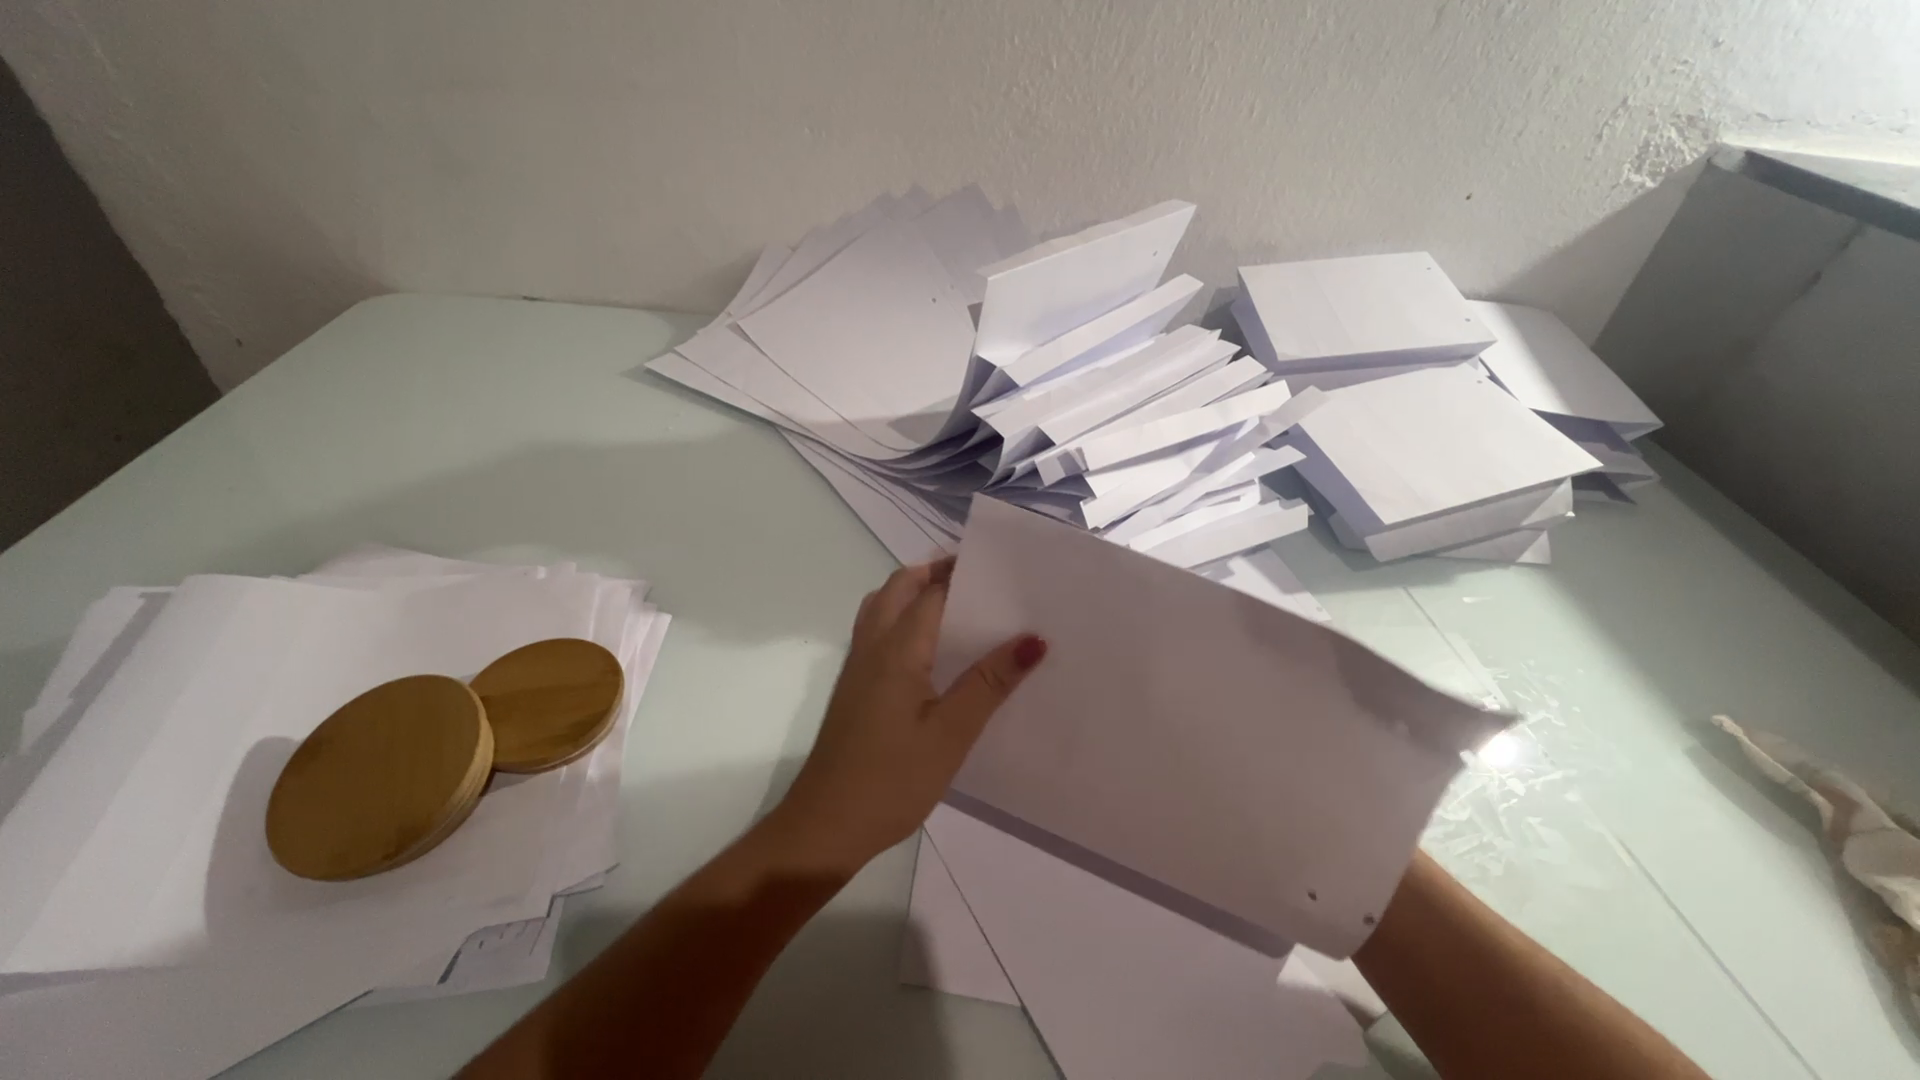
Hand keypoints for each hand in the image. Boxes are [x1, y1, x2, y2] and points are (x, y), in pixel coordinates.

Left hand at [765, 557, 1046, 876]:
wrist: (827, 824)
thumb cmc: (892, 780)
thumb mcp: (951, 734)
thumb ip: (990, 683)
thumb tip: (1033, 638)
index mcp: (897, 649)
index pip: (932, 591)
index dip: (964, 573)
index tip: (1003, 569)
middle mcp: (872, 646)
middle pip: (899, 587)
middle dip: (935, 572)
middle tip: (981, 580)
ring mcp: (857, 667)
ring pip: (882, 607)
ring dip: (914, 592)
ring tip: (959, 606)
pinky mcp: (854, 688)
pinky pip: (877, 632)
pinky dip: (902, 619)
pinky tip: (929, 650)